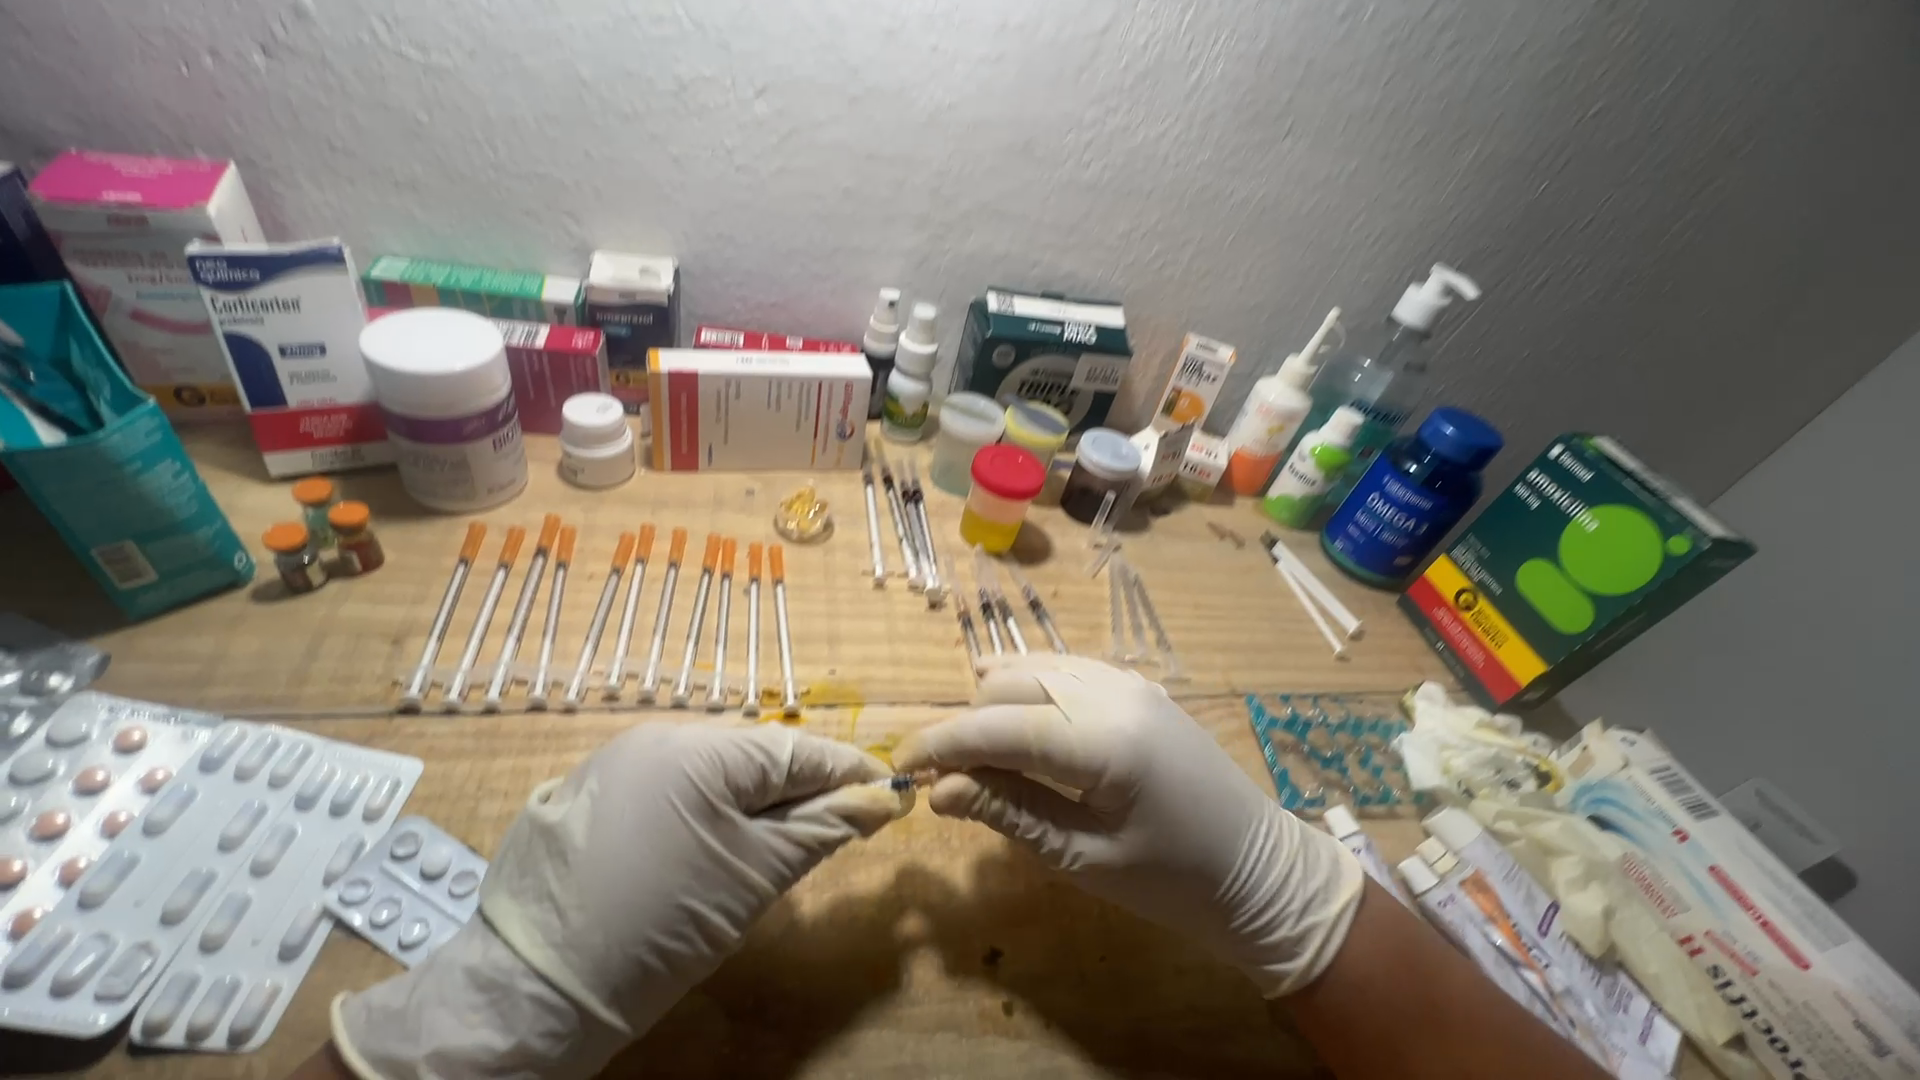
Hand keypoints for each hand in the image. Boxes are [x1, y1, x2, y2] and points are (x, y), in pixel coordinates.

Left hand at [331, 723, 907, 1079]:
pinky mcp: (591, 793)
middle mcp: (656, 739)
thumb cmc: (656, 934)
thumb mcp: (753, 879)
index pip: (795, 749)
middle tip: (836, 826)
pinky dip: (708, 809)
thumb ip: (822, 828)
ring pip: (713, 770)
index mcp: (698, 751)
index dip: (847, 771)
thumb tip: (881, 799)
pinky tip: (713, 847)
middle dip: (801, 787)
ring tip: (779, 841)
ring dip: (756, 800)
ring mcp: (617, 763)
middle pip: (755, 754)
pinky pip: (672, 786)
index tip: (889, 792)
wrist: (528, 995)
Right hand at [895, 655, 1361, 996]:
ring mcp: (1128, 681)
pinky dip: (1029, 687)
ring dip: (994, 703)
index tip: (899, 765)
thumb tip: (939, 790)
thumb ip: (1009, 812)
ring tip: (976, 753)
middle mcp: (1113, 692)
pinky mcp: (1135, 685)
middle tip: (943, 776)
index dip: (941, 744)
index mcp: (1104, 741)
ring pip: (1033, 668)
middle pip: (1008, 686)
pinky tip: (1013, 711)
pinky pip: (1065, 670)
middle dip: (966, 726)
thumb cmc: (1174, 882)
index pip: (997, 727)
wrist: (1260, 870)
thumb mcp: (1083, 858)